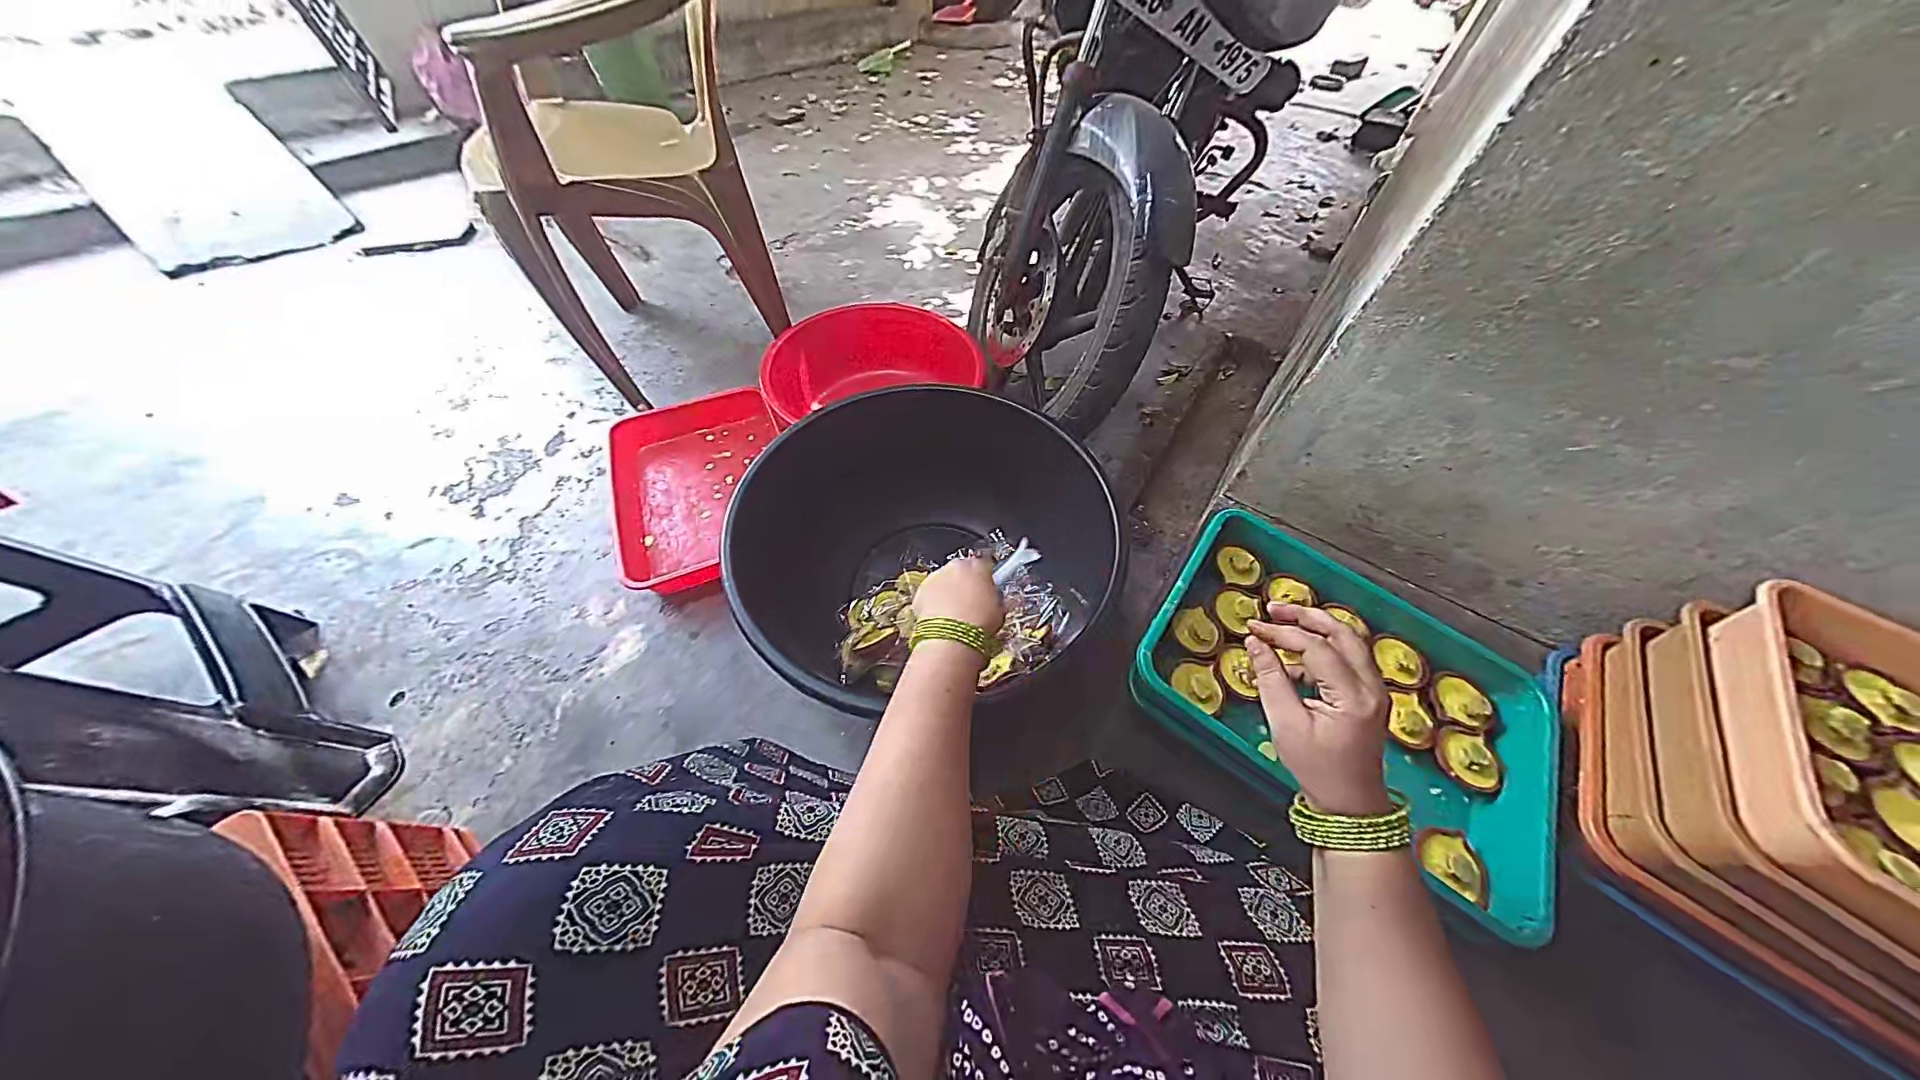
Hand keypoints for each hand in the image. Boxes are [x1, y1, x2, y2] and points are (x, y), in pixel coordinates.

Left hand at [913, 556, 1004, 636]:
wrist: (950, 638)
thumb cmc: (977, 624)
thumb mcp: (999, 610)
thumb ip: (994, 596)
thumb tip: (993, 598)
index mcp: (977, 567)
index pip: (984, 565)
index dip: (986, 578)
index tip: (986, 589)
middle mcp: (954, 567)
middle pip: (961, 571)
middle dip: (964, 584)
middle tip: (970, 604)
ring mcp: (935, 578)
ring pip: (943, 582)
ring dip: (947, 593)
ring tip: (955, 616)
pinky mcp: (920, 592)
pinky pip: (929, 595)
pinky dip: (933, 604)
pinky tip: (942, 620)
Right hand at [1245, 602, 1392, 815]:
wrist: (1350, 803)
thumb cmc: (1319, 769)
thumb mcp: (1286, 723)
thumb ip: (1270, 679)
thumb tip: (1257, 645)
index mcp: (1353, 696)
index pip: (1316, 647)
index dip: (1282, 633)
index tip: (1254, 629)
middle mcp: (1371, 688)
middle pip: (1343, 632)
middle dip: (1305, 616)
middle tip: (1274, 610)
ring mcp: (1374, 691)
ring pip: (1349, 642)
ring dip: (1317, 628)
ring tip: (1283, 624)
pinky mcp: (1368, 695)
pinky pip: (1347, 659)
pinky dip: (1321, 649)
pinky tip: (1294, 660)